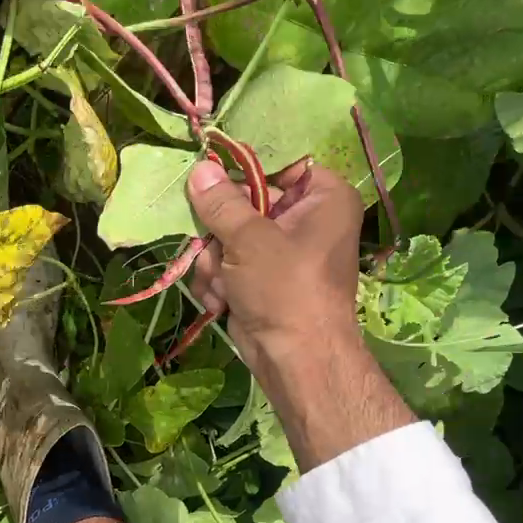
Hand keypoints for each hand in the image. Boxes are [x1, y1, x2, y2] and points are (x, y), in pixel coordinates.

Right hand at [183, 158, 415, 470]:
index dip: (243, 172)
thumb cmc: (285, 289)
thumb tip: (199, 168)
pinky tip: (220, 301)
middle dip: (219, 235)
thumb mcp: (250, 240)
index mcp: (322, 198)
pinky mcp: (259, 280)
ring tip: (221, 285)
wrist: (293, 356)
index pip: (278, 166)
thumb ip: (222, 204)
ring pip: (227, 239)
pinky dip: (218, 283)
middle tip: (210, 249)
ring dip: (214, 264)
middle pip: (244, 206)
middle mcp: (304, 221)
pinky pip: (227, 266)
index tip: (209, 179)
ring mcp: (279, 253)